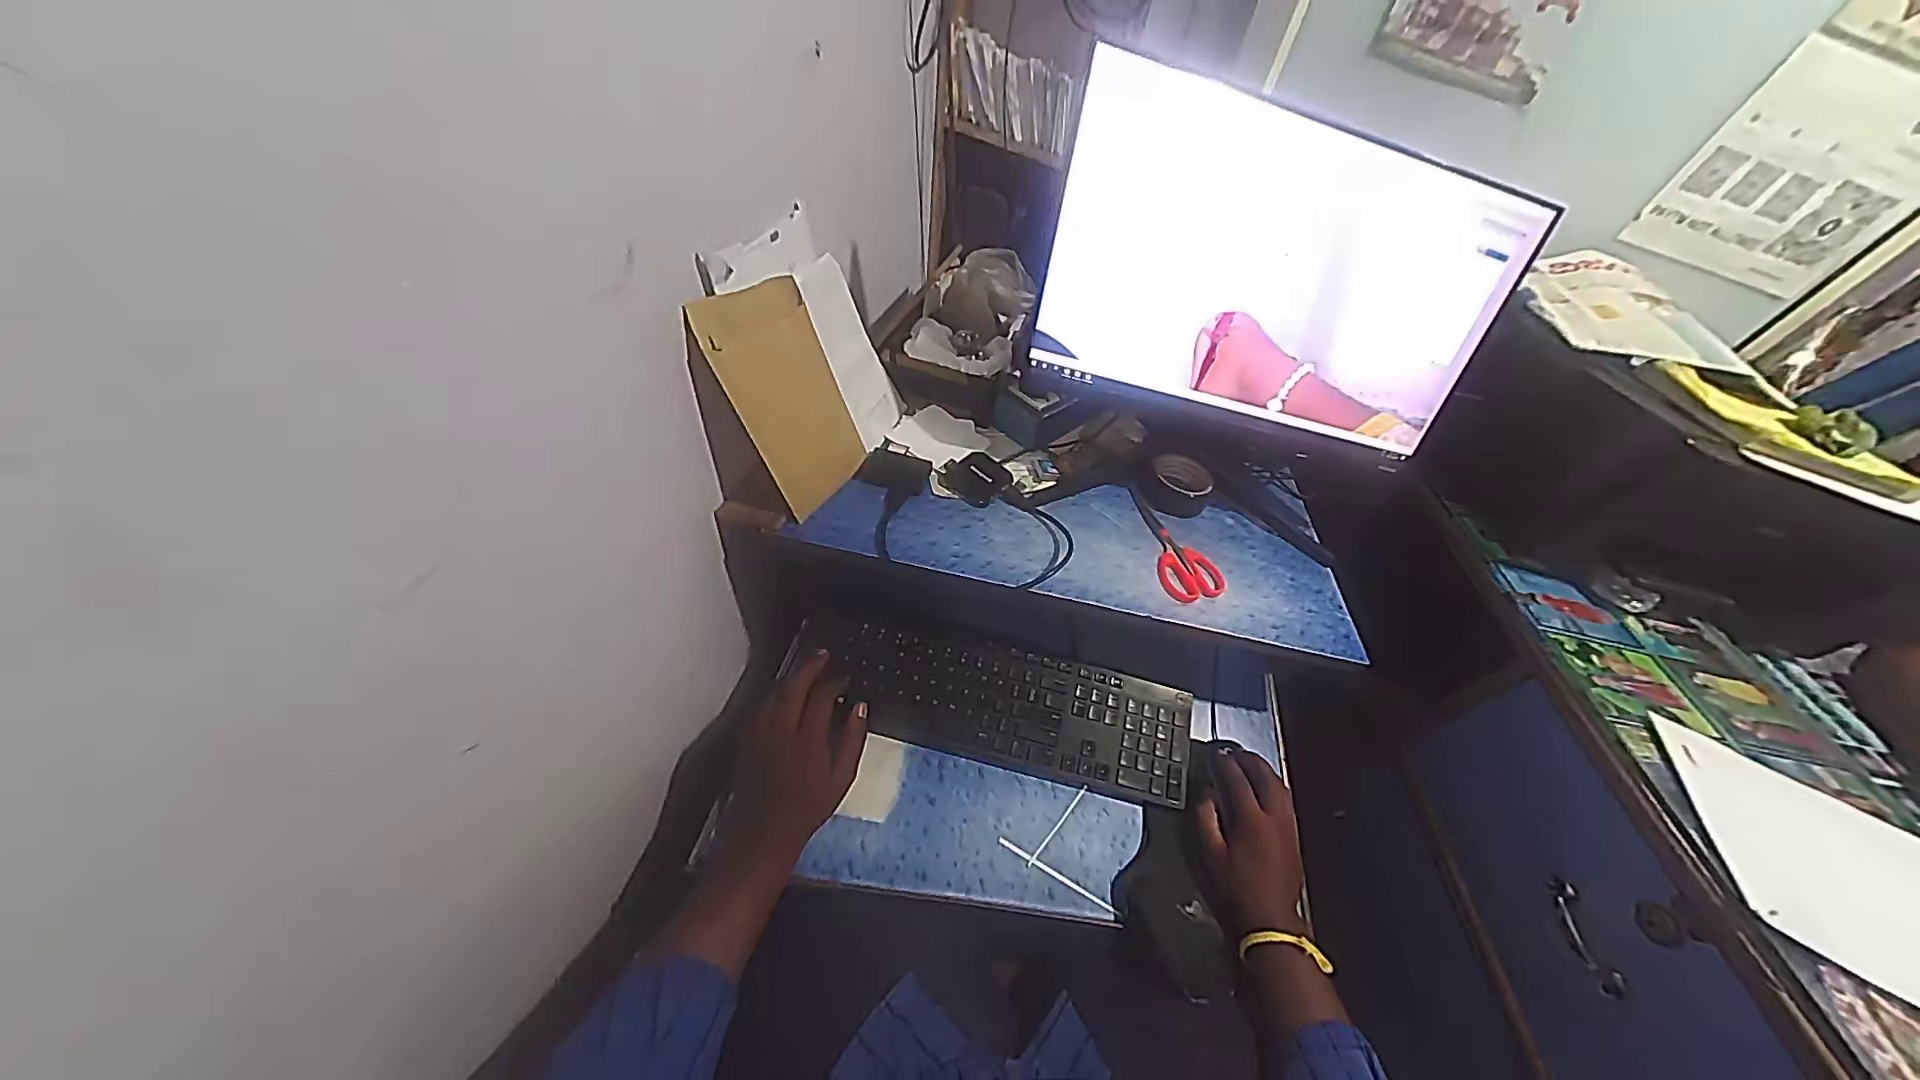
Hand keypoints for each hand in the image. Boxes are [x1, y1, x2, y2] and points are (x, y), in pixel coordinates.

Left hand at [727, 650, 867, 864]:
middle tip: (823, 655)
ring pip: (775, 693)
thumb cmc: (808, 807)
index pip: (821, 697)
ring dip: (791, 678)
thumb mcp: (841, 778)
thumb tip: (860, 708)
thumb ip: (852, 740)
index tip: (844, 679)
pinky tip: (785, 694)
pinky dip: (775, 694)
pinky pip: (762, 706)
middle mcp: (781, 732)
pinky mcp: (747, 739)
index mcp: (808, 741)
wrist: (765, 831)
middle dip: (810, 667)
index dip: (834, 682)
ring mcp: (760, 734)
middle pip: (794, 687)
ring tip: (806, 670)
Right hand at [1197, 749, 1305, 935]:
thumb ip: (1206, 818)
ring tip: (1250, 764)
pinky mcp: (1294, 837)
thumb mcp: (1210, 853)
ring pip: (1280, 787)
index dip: (1225, 765)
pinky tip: (1266, 788)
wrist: (1269, 921)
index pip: (1237, 780)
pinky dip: (1274, 786)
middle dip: (1249, 761)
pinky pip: (1286, 801)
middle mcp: (1274, 818)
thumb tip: (1208, 796)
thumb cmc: (1235, 889)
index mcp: (1251, 820)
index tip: (1216, 756)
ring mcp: (1288, 827)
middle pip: (1265, 777)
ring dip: (1265, 771)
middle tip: (1235, 752)